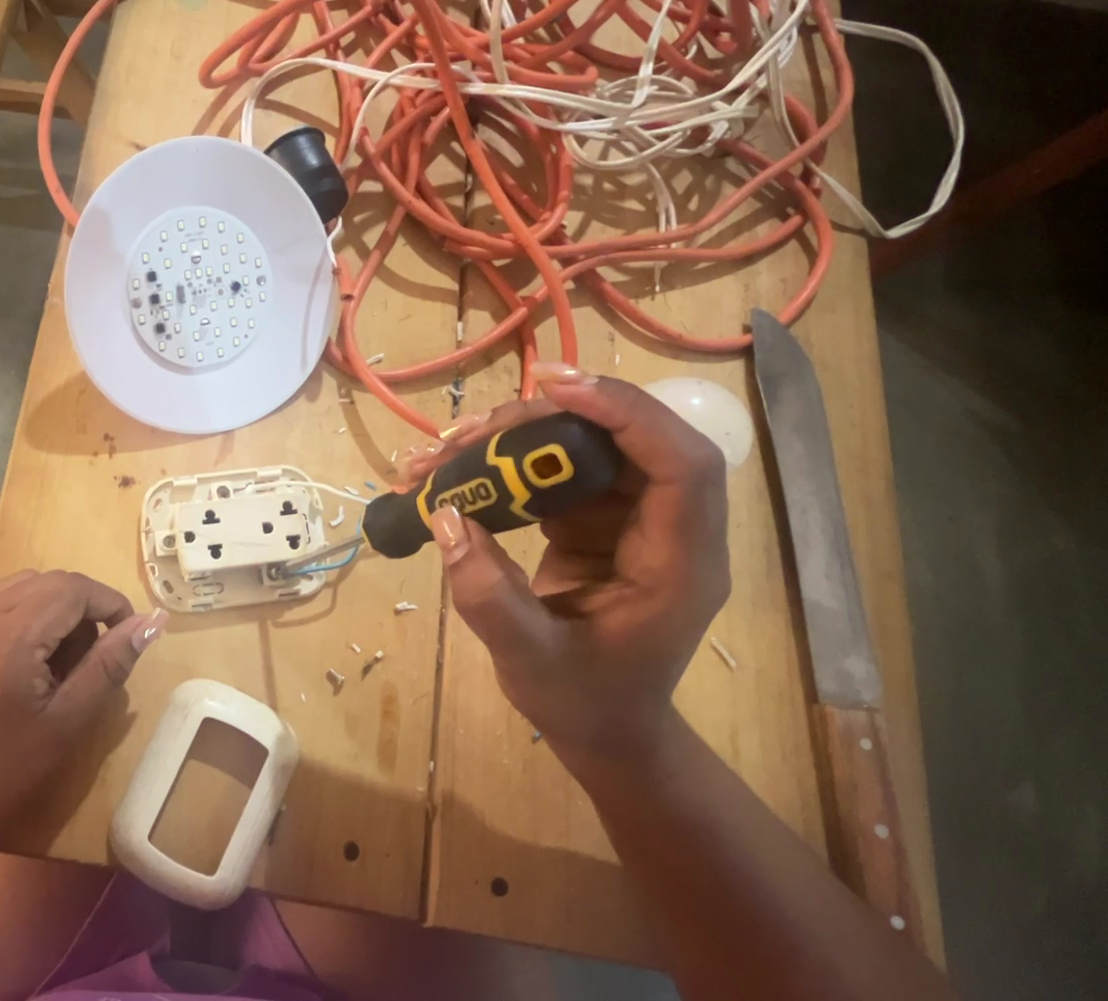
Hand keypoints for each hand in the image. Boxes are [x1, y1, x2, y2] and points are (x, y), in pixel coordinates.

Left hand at [0, 570, 166, 845]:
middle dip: (82, 606)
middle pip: (47, 581)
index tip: (127, 636)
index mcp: (8, 639)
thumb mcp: (69, 720)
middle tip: (92, 657)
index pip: (71, 589)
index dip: (109, 603)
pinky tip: (28, 653)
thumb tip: (150, 622)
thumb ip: (110, 664)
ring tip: (60, 659)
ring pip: (20, 585)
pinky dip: (22, 611)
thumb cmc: (9, 771)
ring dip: (53, 606)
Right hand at [408, 361, 729, 765]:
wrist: (604, 730)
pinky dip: (500, 468)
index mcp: (678, 564)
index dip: (627, 414)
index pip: (680, 464)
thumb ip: (487, 594)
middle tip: (464, 433)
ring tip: (441, 451)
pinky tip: (451, 471)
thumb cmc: (584, 703)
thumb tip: (443, 516)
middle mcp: (663, 529)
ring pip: (578, 451)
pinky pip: (549, 476)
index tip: (554, 389)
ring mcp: (628, 522)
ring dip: (509, 441)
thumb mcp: (529, 659)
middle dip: (540, 423)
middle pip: (620, 442)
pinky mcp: (594, 523)